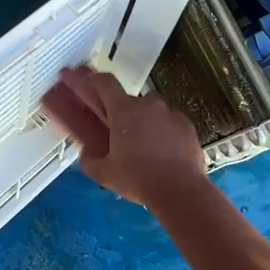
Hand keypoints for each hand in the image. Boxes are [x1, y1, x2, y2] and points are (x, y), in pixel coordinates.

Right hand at [41, 66, 205, 206]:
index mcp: (124, 111)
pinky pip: (169, 122)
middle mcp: (148, 105)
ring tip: (143, 145)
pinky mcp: (187, 125)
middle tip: (117, 133)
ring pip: (151, 111)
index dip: (91, 79)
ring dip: (143, 121)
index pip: (104, 83)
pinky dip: (163, 131)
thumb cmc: (138, 179)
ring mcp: (171, 113)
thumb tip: (86, 154)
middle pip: (128, 101)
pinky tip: (162, 151)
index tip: (83, 78)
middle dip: (120, 113)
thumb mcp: (104, 174)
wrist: (180, 190)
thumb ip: (89, 160)